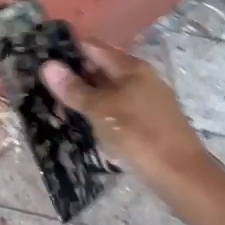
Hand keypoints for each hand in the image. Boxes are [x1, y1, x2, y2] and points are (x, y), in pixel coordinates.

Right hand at [39, 41, 208, 180]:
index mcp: (131, 67)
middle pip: (101, 67)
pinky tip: (85, 123)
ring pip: (109, 90)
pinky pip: (117, 107)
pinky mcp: (150, 121)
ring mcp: (148, 100)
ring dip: (86, 96)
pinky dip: (100, 111)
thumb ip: (74, 89)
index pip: (93, 46)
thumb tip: (48, 65)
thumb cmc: (140, 136)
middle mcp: (141, 78)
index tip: (41, 56)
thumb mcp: (100, 111)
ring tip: (58, 105)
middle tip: (44, 85)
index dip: (68, 49)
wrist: (183, 178)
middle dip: (74, 75)